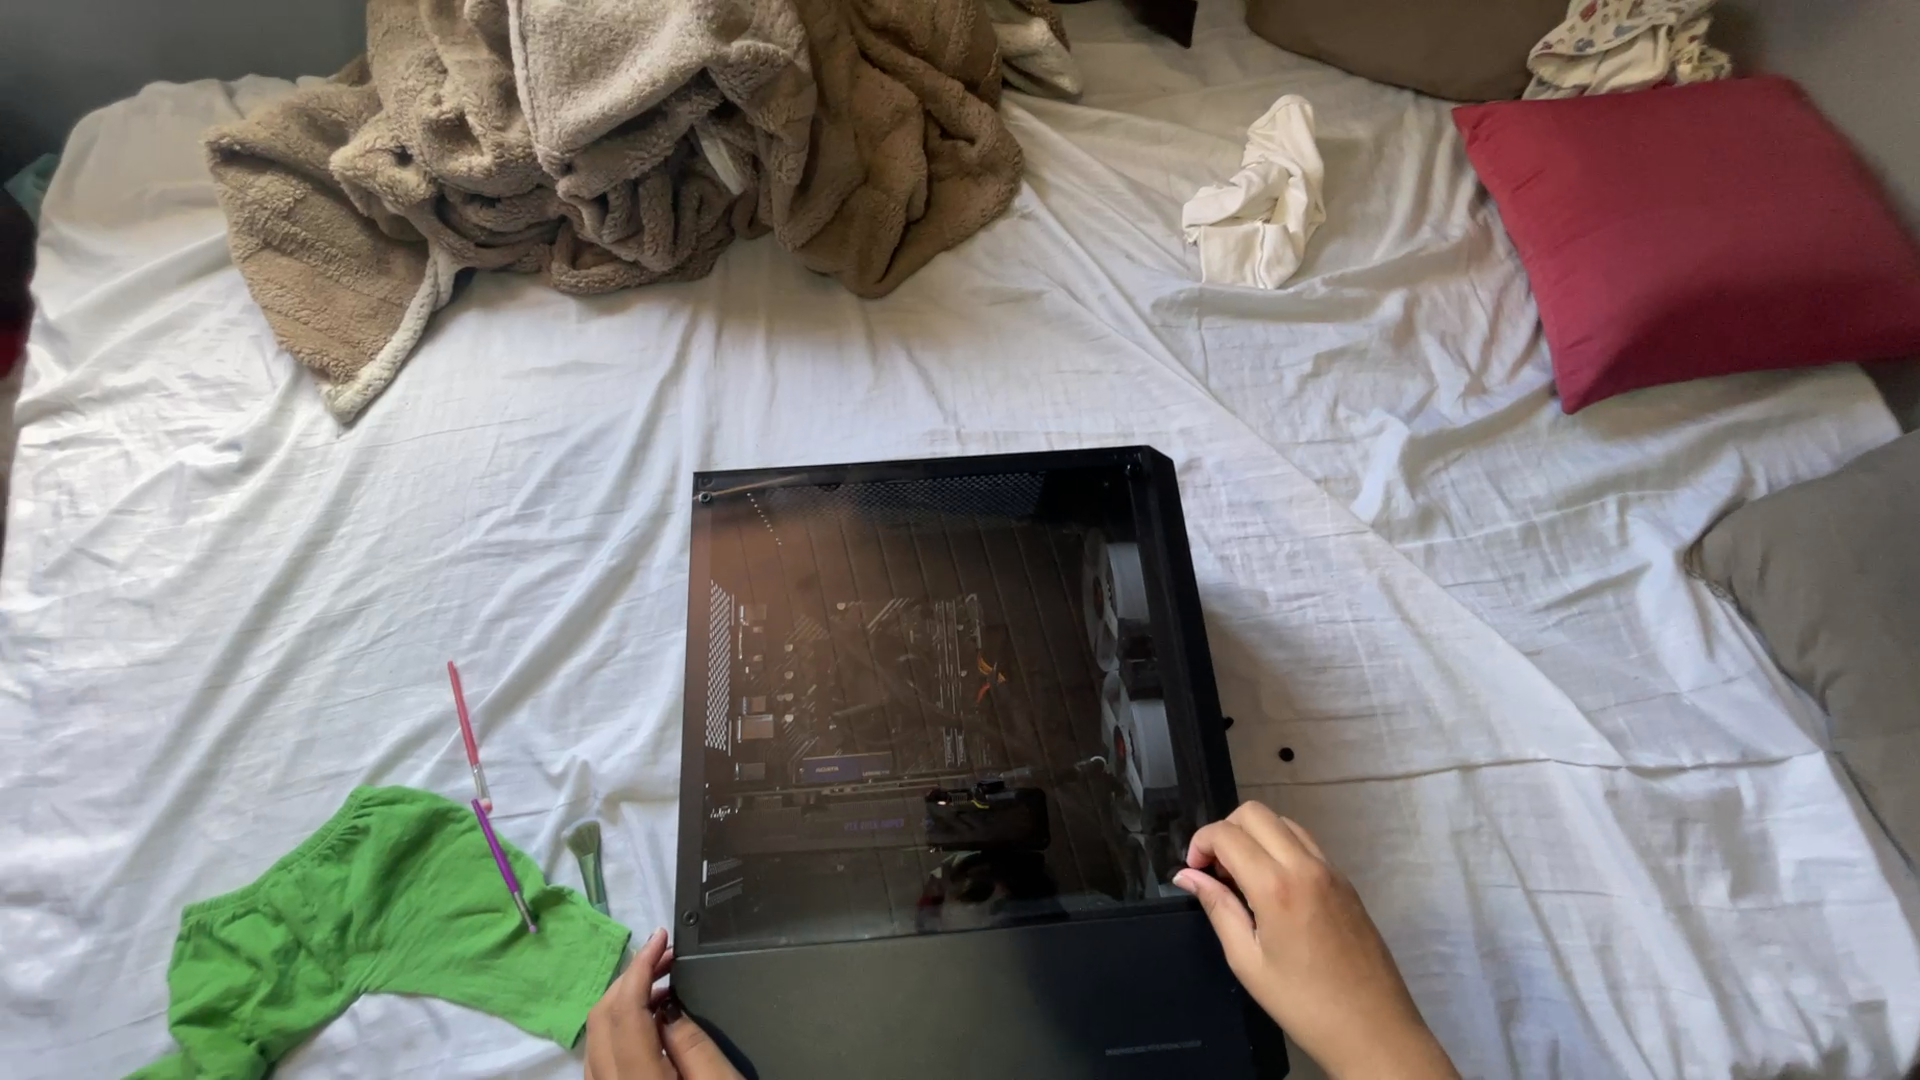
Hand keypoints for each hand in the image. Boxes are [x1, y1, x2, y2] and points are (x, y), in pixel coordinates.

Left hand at [584, 928, 742, 1079]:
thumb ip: (692, 1043)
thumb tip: (669, 1006)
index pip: (625, 1010)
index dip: (641, 966)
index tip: (661, 936)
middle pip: (603, 1017)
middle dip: (632, 974)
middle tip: (667, 954)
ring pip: (597, 1033)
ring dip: (625, 996)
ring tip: (663, 980)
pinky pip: (600, 1050)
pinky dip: (620, 1022)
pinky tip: (650, 1016)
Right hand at [1173, 802, 1457, 1079]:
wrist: (1377, 1034)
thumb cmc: (1305, 1004)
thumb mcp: (1247, 961)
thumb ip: (1217, 907)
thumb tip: (1186, 875)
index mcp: (1277, 886)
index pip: (1226, 834)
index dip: (1200, 843)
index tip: (1194, 871)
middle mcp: (1305, 866)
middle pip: (1254, 812)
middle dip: (1225, 830)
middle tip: (1217, 869)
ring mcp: (1330, 870)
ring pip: (1281, 821)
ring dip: (1254, 834)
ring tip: (1244, 876)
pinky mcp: (1345, 881)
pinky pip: (1304, 842)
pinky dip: (1279, 846)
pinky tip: (1273, 885)